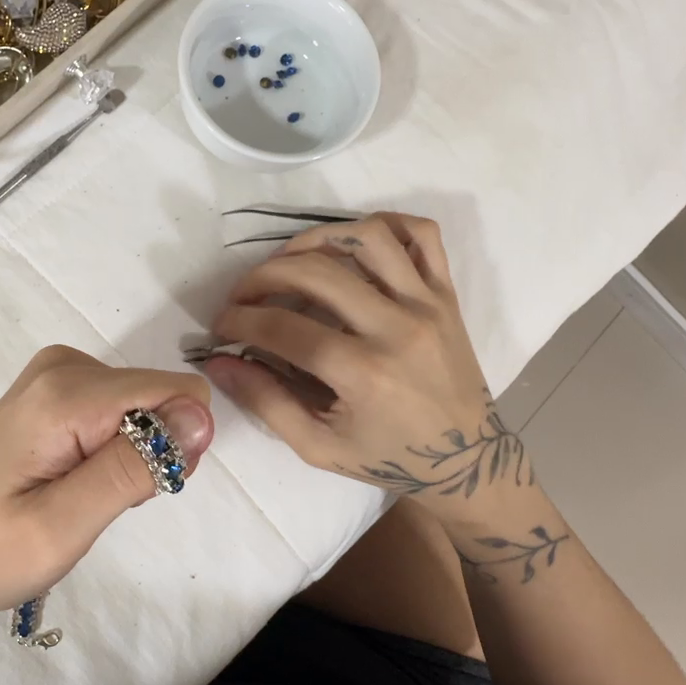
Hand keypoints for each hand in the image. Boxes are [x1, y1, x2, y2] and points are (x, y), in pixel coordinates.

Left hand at [0, 346, 213, 615]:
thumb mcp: (63, 526)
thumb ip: (132, 469)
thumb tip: (201, 417)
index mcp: (68, 393)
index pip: (175, 394)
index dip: (172, 449)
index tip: (133, 491)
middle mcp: (67, 365)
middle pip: (160, 398)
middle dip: (147, 455)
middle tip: (95, 501)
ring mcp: (59, 371)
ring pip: (144, 406)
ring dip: (129, 456)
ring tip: (78, 493)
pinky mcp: (57, 386)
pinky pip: (121, 408)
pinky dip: (110, 448)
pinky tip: (72, 477)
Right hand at [205, 213, 528, 503]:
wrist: (468, 461)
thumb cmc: (389, 457)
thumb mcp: (318, 447)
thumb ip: (265, 402)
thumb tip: (217, 363)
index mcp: (364, 374)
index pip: (284, 328)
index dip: (240, 321)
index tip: (220, 326)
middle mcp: (397, 329)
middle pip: (316, 273)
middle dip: (263, 277)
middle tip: (243, 294)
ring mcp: (427, 304)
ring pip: (368, 237)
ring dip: (316, 238)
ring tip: (290, 259)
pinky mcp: (447, 293)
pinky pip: (422, 235)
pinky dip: (386, 223)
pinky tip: (351, 242)